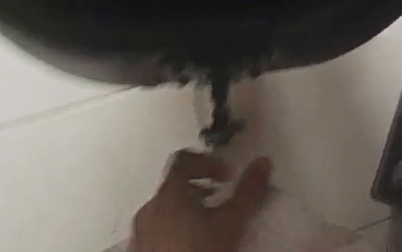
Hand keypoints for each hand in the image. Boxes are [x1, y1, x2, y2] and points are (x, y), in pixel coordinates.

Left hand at [130, 151, 271, 251]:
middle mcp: (150, 207)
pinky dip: (173, 229)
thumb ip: (248, 191)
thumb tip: (264, 161)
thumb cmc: (200, 250)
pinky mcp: (138, 251)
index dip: (207, 161)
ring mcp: (140, 232)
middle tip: (219, 199)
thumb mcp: (231, 223)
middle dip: (199, 187)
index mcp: (170, 193)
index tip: (227, 174)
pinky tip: (189, 245)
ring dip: (186, 210)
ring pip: (164, 209)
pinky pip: (156, 231)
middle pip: (174, 185)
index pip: (184, 159)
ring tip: (207, 226)